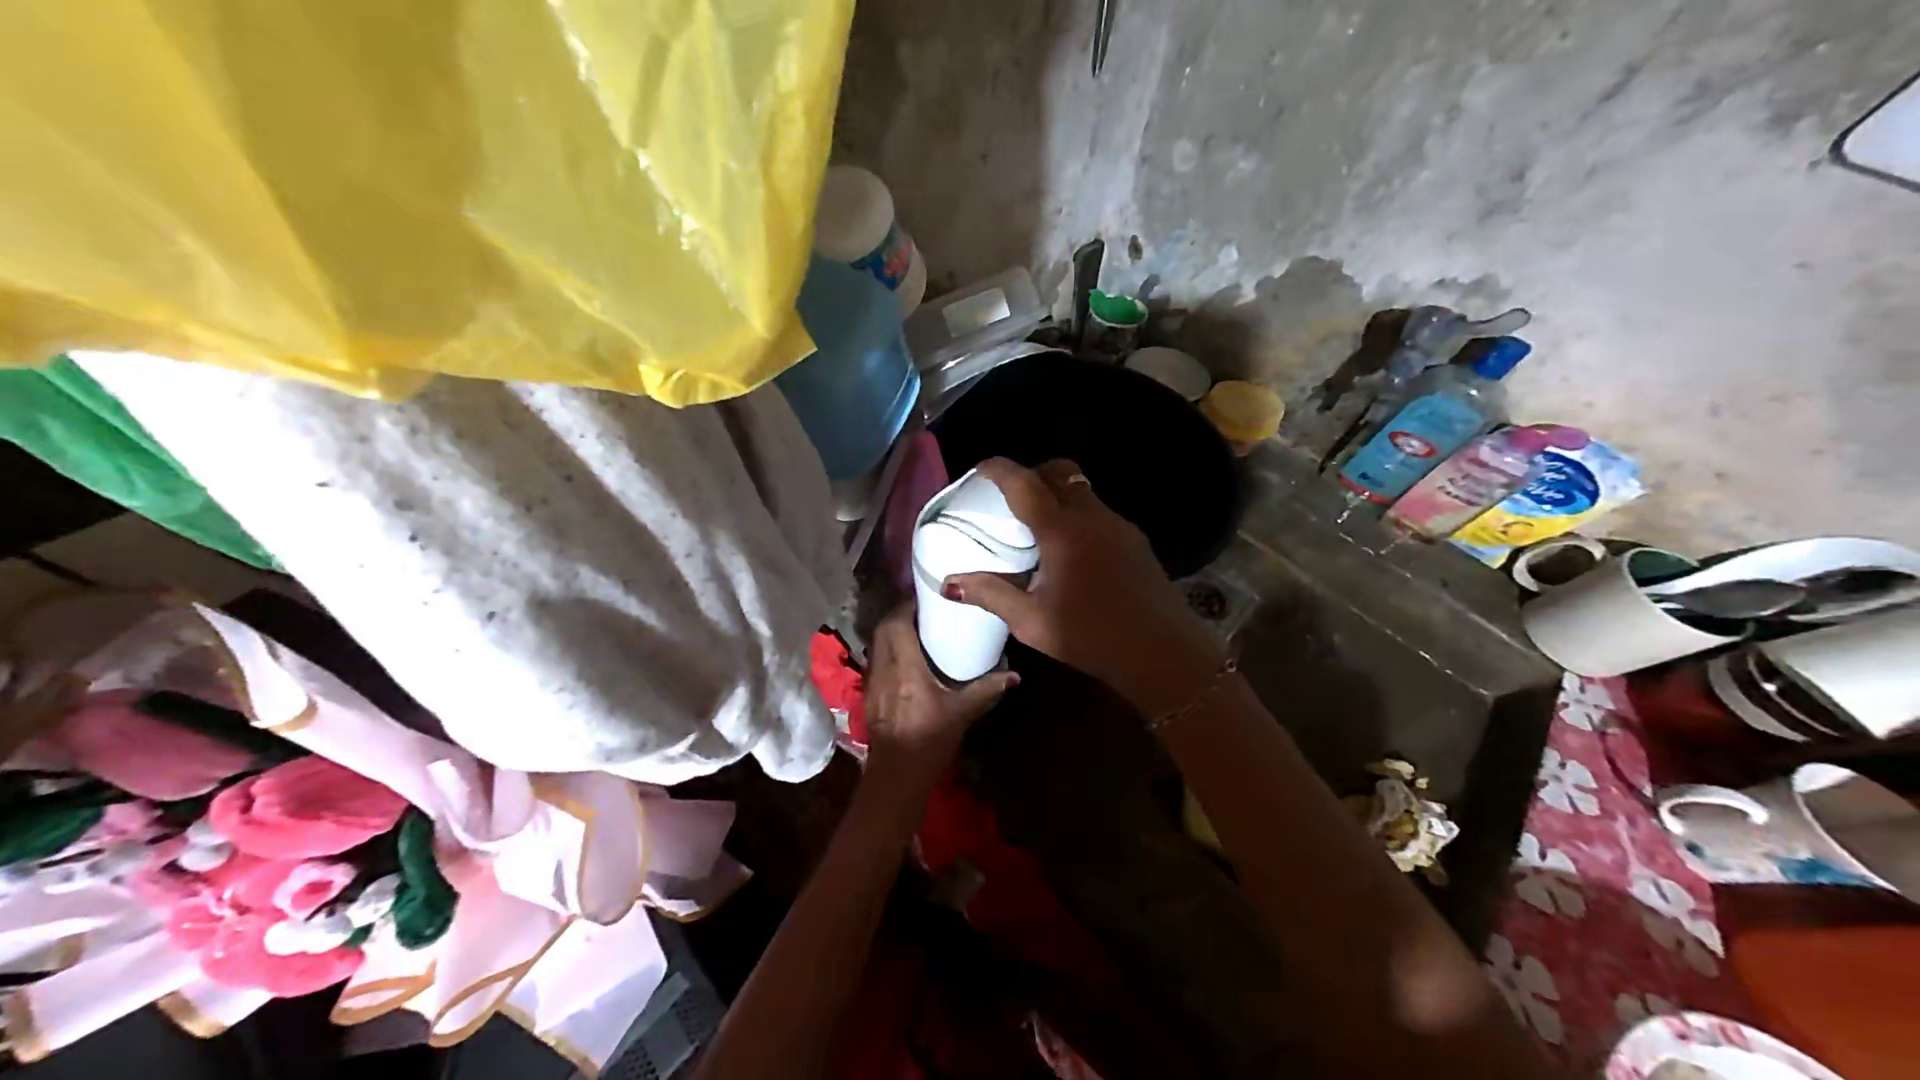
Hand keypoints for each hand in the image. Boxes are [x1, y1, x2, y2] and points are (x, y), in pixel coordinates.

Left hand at [863, 603, 1017, 779]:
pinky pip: (875, 659)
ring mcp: (872, 681)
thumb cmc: (929, 741)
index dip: (908, 606)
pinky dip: (887, 649)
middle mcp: (884, 668)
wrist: (897, 775)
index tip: (926, 598)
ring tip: (915, 628)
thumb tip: (1016, 675)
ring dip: (891, 631)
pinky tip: (904, 657)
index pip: (898, 623)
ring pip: (876, 643)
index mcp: (905, 667)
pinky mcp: (869, 694)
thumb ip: (987, 689)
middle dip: (900, 614)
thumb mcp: (962, 713)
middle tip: (923, 611)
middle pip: (883, 628)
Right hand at [942, 458, 1225, 718]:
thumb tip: (949, 583)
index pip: (1025, 483)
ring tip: (1036, 527)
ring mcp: (1119, 526)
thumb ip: (991, 594)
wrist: (1163, 653)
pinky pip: (1098, 512)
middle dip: (1032, 473)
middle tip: (1009, 497)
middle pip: (1060, 472)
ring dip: (1056, 495)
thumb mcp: (1032, 621)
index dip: (999, 469)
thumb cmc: (1091, 638)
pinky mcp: (1135, 540)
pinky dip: (1076, 515)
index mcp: (1062, 531)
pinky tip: (1069, 551)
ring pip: (1082, 491)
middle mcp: (1092, 517)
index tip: (979, 467)